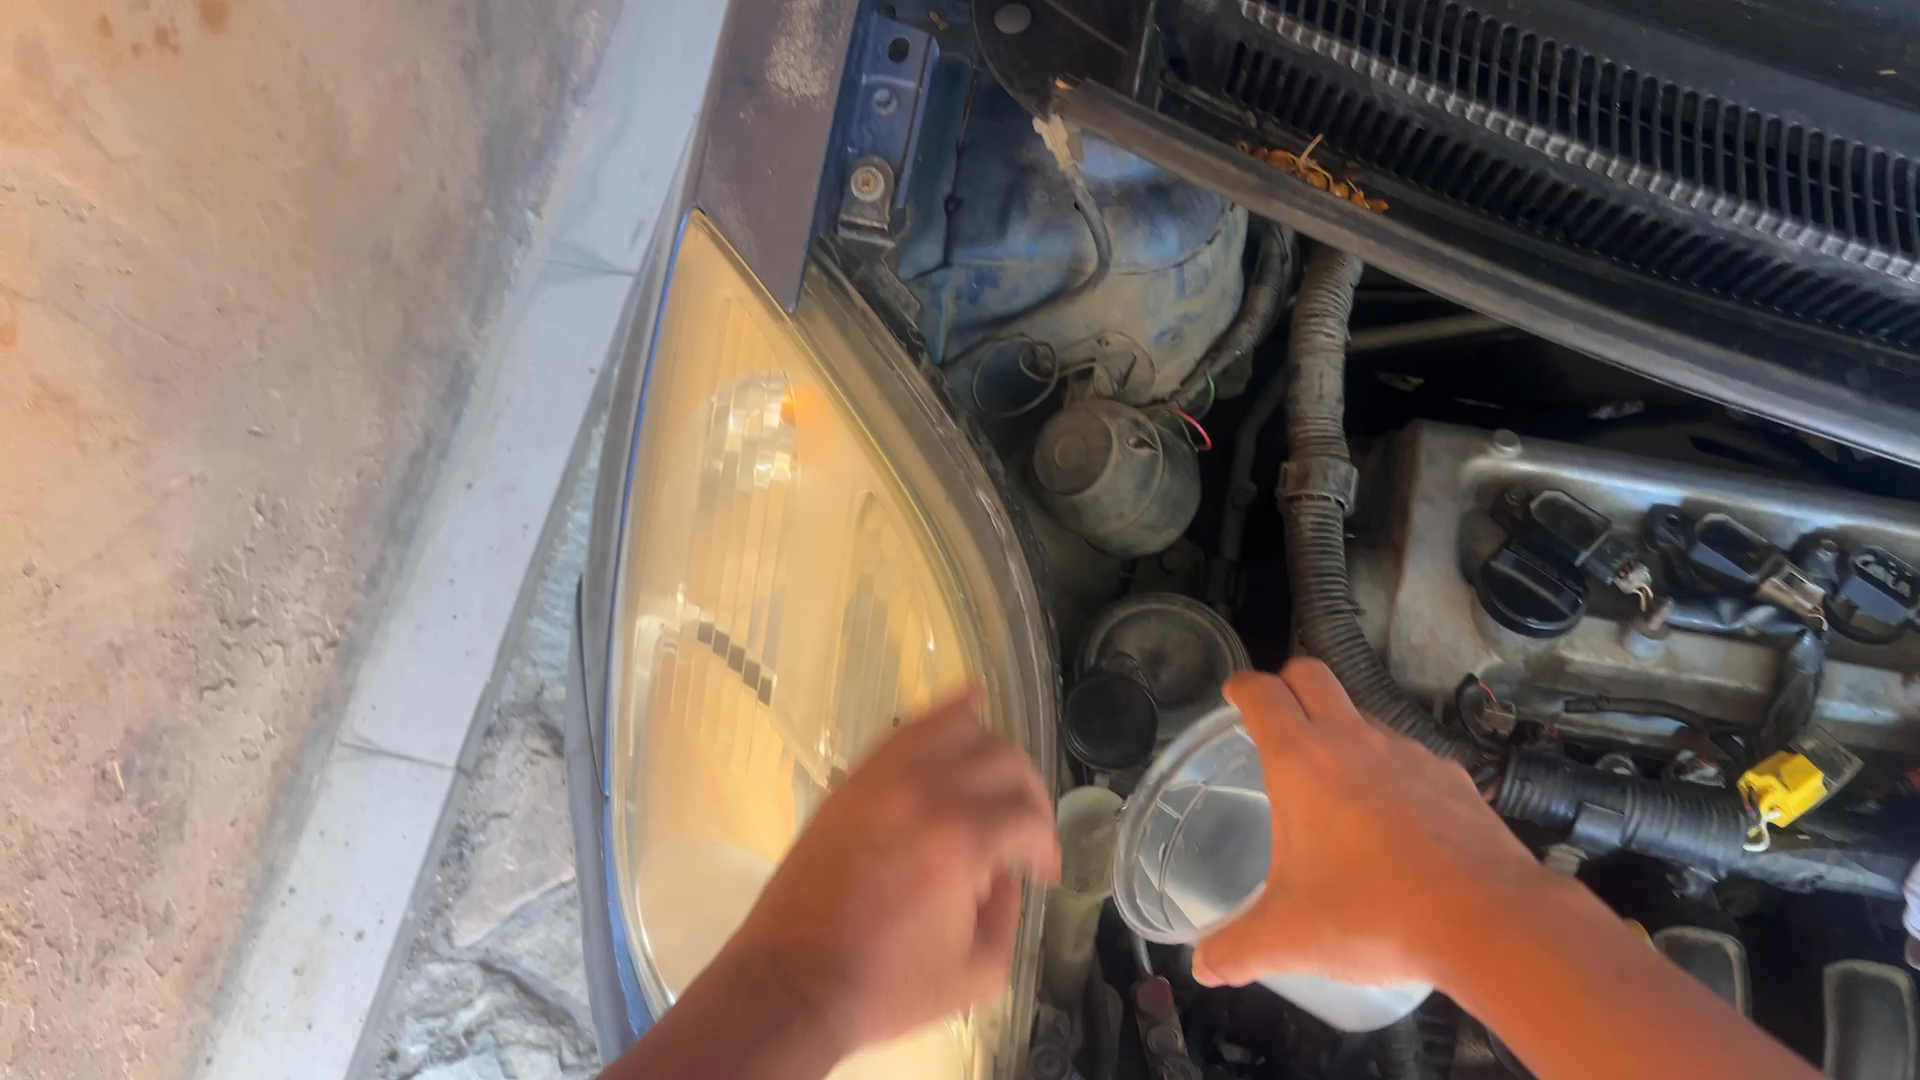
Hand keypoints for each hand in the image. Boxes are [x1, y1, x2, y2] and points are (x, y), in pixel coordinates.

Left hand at [714, 687, 1061, 1058]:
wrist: (791, 982)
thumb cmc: (883, 986)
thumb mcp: (975, 974)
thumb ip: (1009, 915)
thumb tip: (1006, 872)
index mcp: (960, 841)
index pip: (1028, 817)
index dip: (1048, 846)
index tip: (1043, 874)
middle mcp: (927, 792)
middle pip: (1004, 759)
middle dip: (1031, 793)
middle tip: (1028, 831)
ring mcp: (886, 777)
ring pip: (958, 727)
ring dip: (994, 747)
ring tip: (1003, 776)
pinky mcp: (856, 778)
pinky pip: (908, 729)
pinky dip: (946, 713)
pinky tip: (969, 702)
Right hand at [1192, 659, 1549, 990]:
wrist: (1495, 925)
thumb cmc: (1375, 915)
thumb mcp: (1291, 937)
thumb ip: (1237, 949)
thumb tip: (1203, 968)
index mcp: (1300, 759)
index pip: (1259, 692)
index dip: (1239, 687)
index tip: (1232, 698)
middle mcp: (1350, 739)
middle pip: (1310, 673)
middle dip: (1287, 683)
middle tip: (1276, 718)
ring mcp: (1405, 752)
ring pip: (1360, 712)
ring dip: (1339, 727)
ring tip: (1334, 780)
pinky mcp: (1449, 775)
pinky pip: (1406, 752)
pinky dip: (1389, 766)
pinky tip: (1394, 817)